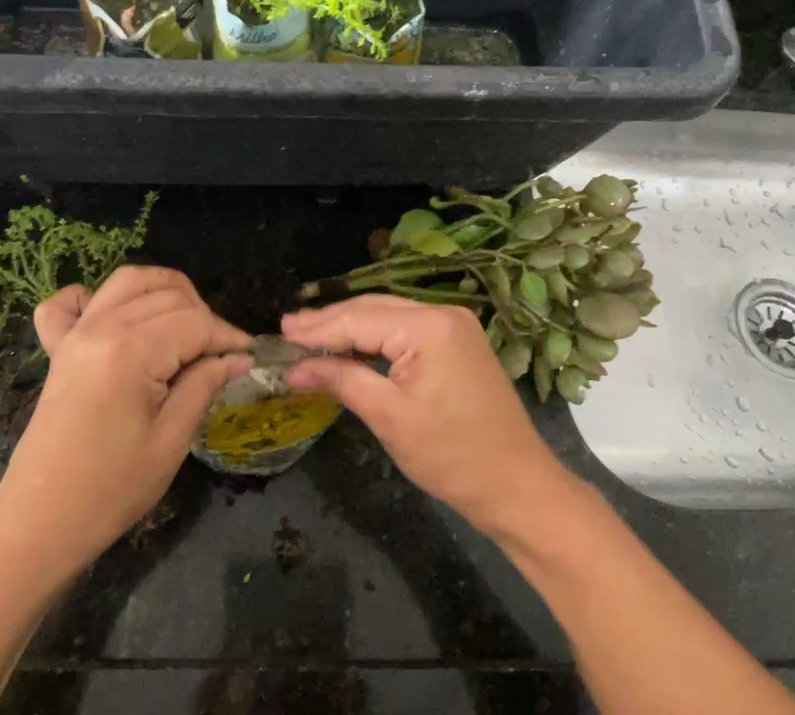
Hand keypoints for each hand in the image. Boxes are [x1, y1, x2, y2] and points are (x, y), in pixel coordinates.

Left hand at [0, 266, 251, 574]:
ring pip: (127, 282)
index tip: (249, 356)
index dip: (228, 336)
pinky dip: (94, 297)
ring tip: (186, 326)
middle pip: (166, 295)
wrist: (41, 520)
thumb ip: (204, 386)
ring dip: (163, 292)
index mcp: (130, 351)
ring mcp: (73, 334)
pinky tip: (116, 318)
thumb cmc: (112, 489)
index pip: (194, 321)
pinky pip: (69, 302)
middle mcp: (100, 327)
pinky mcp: (57, 349)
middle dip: (203, 316)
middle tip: (220, 355)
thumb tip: (237, 358)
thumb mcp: (171, 441)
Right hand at [282, 295, 565, 531]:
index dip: (316, 329)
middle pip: (373, 309)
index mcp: (429, 326)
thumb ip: (341, 380)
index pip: (358, 320)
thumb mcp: (388, 417)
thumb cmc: (452, 456)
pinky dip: (375, 339)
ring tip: (307, 337)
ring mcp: (455, 327)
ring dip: (350, 329)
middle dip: (329, 323)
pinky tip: (349, 348)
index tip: (278, 334)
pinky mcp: (458, 344)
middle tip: (286, 332)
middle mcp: (444, 314)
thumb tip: (294, 367)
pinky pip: (406, 331)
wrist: (516, 485)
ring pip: (388, 317)